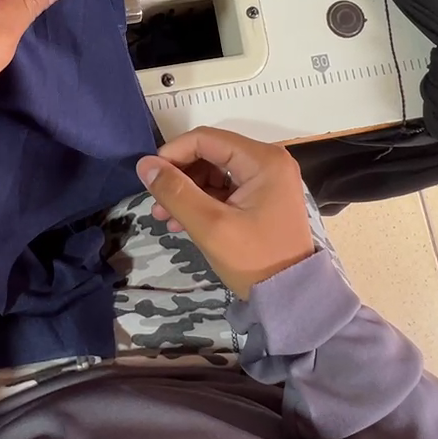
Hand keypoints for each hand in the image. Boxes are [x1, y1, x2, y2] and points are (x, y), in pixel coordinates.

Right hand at [136, 127, 315, 298]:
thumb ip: (175, 192)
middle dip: (179, 176)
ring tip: (165, 217)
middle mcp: (267, 161)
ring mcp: (266, 179)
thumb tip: (144, 164)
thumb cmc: (255, 260)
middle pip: (209, 153)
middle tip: (156, 203)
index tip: (150, 178)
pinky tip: (181, 221)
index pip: (205, 139)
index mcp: (262, 160)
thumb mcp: (210, 226)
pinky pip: (224, 188)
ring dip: (187, 190)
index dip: (173, 154)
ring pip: (214, 171)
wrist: (293, 299)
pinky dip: (202, 201)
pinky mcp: (262, 197)